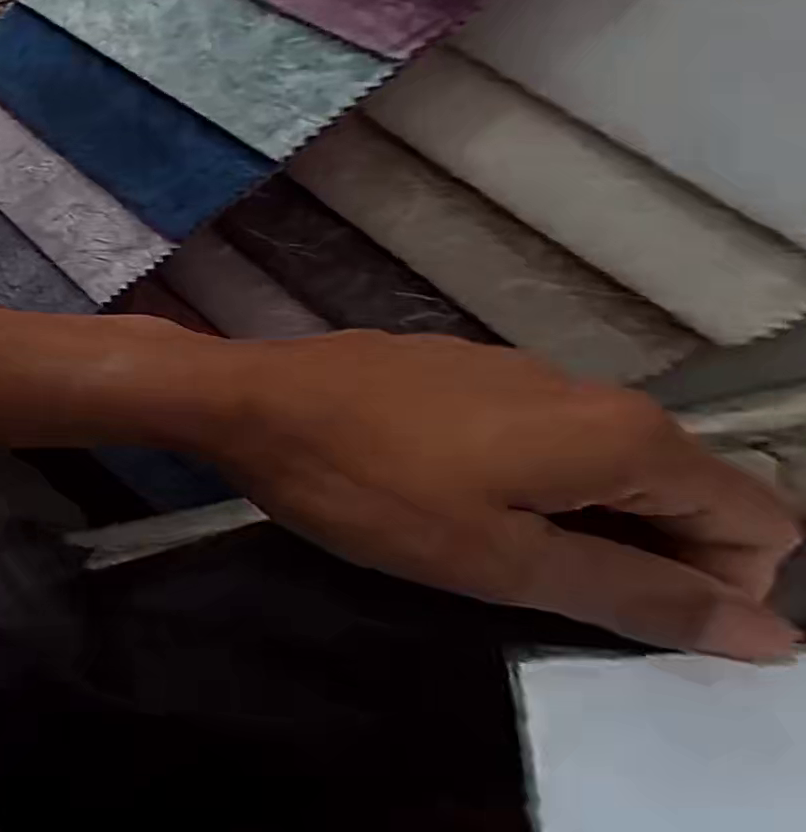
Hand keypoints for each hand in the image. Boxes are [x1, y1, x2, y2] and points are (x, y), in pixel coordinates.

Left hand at [204, 331, 801, 660]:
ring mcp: (489, 363)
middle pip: (663, 483)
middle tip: (517, 573)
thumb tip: (770, 632)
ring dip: (545, 507)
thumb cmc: (361, 481)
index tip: (605, 605)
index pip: (756, 525)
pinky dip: (488, 466)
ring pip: (571, 453)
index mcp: (619, 430)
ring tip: (455, 529)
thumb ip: (634, 593)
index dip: (709, 585)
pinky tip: (414, 479)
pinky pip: (499, 424)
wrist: (240, 399)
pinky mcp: (426, 362)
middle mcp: (569, 382)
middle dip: (618, 545)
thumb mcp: (497, 558)